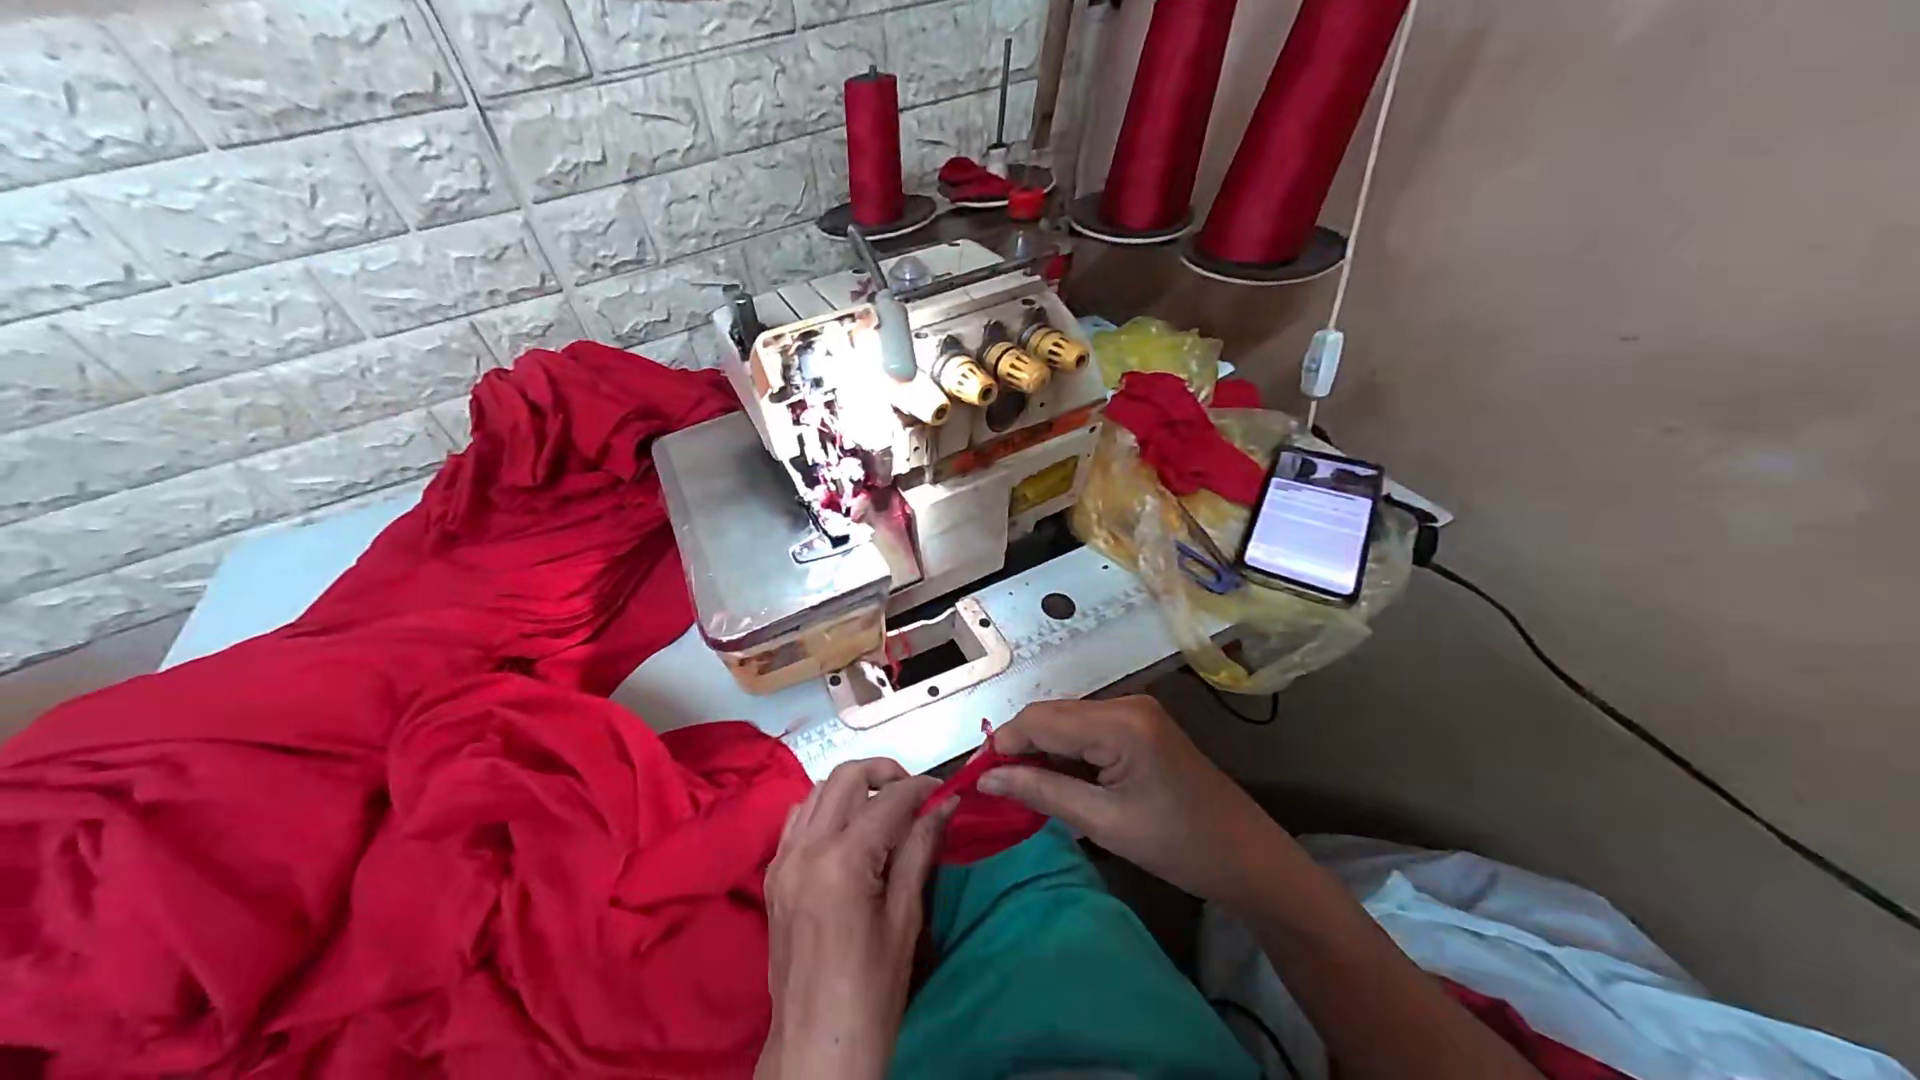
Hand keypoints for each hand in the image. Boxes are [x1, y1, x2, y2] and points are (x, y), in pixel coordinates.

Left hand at [757, 759, 956, 1079]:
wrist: (816, 1045)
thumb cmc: (872, 991)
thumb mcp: (906, 917)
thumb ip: (921, 849)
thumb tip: (944, 804)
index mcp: (842, 861)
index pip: (888, 799)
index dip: (922, 788)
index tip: (944, 791)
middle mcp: (806, 849)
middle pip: (846, 777)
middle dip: (885, 774)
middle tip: (915, 795)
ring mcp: (783, 859)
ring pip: (819, 790)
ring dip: (855, 789)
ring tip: (886, 811)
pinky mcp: (773, 873)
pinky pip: (798, 817)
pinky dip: (826, 809)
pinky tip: (849, 831)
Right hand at [979, 696, 1293, 910]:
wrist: (1247, 857)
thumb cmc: (1180, 845)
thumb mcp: (1104, 822)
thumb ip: (1041, 791)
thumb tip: (988, 778)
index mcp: (1120, 722)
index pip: (1040, 719)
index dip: (1002, 744)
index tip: (976, 777)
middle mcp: (1125, 704)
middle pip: (1050, 715)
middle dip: (1018, 746)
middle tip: (994, 786)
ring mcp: (1134, 711)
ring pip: (1065, 721)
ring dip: (1039, 750)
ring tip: (1019, 787)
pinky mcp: (1138, 725)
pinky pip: (1085, 729)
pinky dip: (1063, 752)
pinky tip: (1053, 779)